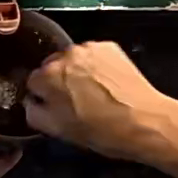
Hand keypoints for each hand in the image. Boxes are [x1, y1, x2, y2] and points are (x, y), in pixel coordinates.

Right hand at [24, 41, 177, 163]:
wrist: (146, 121)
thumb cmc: (102, 131)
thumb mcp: (59, 131)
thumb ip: (34, 113)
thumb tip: (30, 101)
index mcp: (48, 76)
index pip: (34, 81)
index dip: (44, 96)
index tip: (58, 107)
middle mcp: (65, 54)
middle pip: (53, 66)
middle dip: (60, 80)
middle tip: (77, 101)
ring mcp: (89, 47)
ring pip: (73, 59)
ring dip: (78, 71)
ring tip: (95, 93)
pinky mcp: (109, 46)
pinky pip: (93, 55)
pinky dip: (96, 66)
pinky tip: (108, 83)